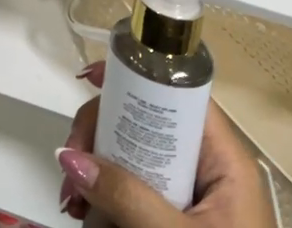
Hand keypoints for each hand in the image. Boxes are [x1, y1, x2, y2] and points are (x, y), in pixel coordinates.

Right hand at [56, 67, 273, 227]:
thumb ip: (127, 198)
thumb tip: (68, 156)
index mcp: (224, 160)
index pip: (177, 94)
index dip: (134, 78)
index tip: (88, 80)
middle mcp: (206, 168)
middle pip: (143, 122)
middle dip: (99, 137)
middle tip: (70, 166)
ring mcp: (190, 195)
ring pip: (130, 156)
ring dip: (95, 173)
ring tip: (74, 206)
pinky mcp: (174, 218)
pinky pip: (132, 191)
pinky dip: (105, 199)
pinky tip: (88, 217)